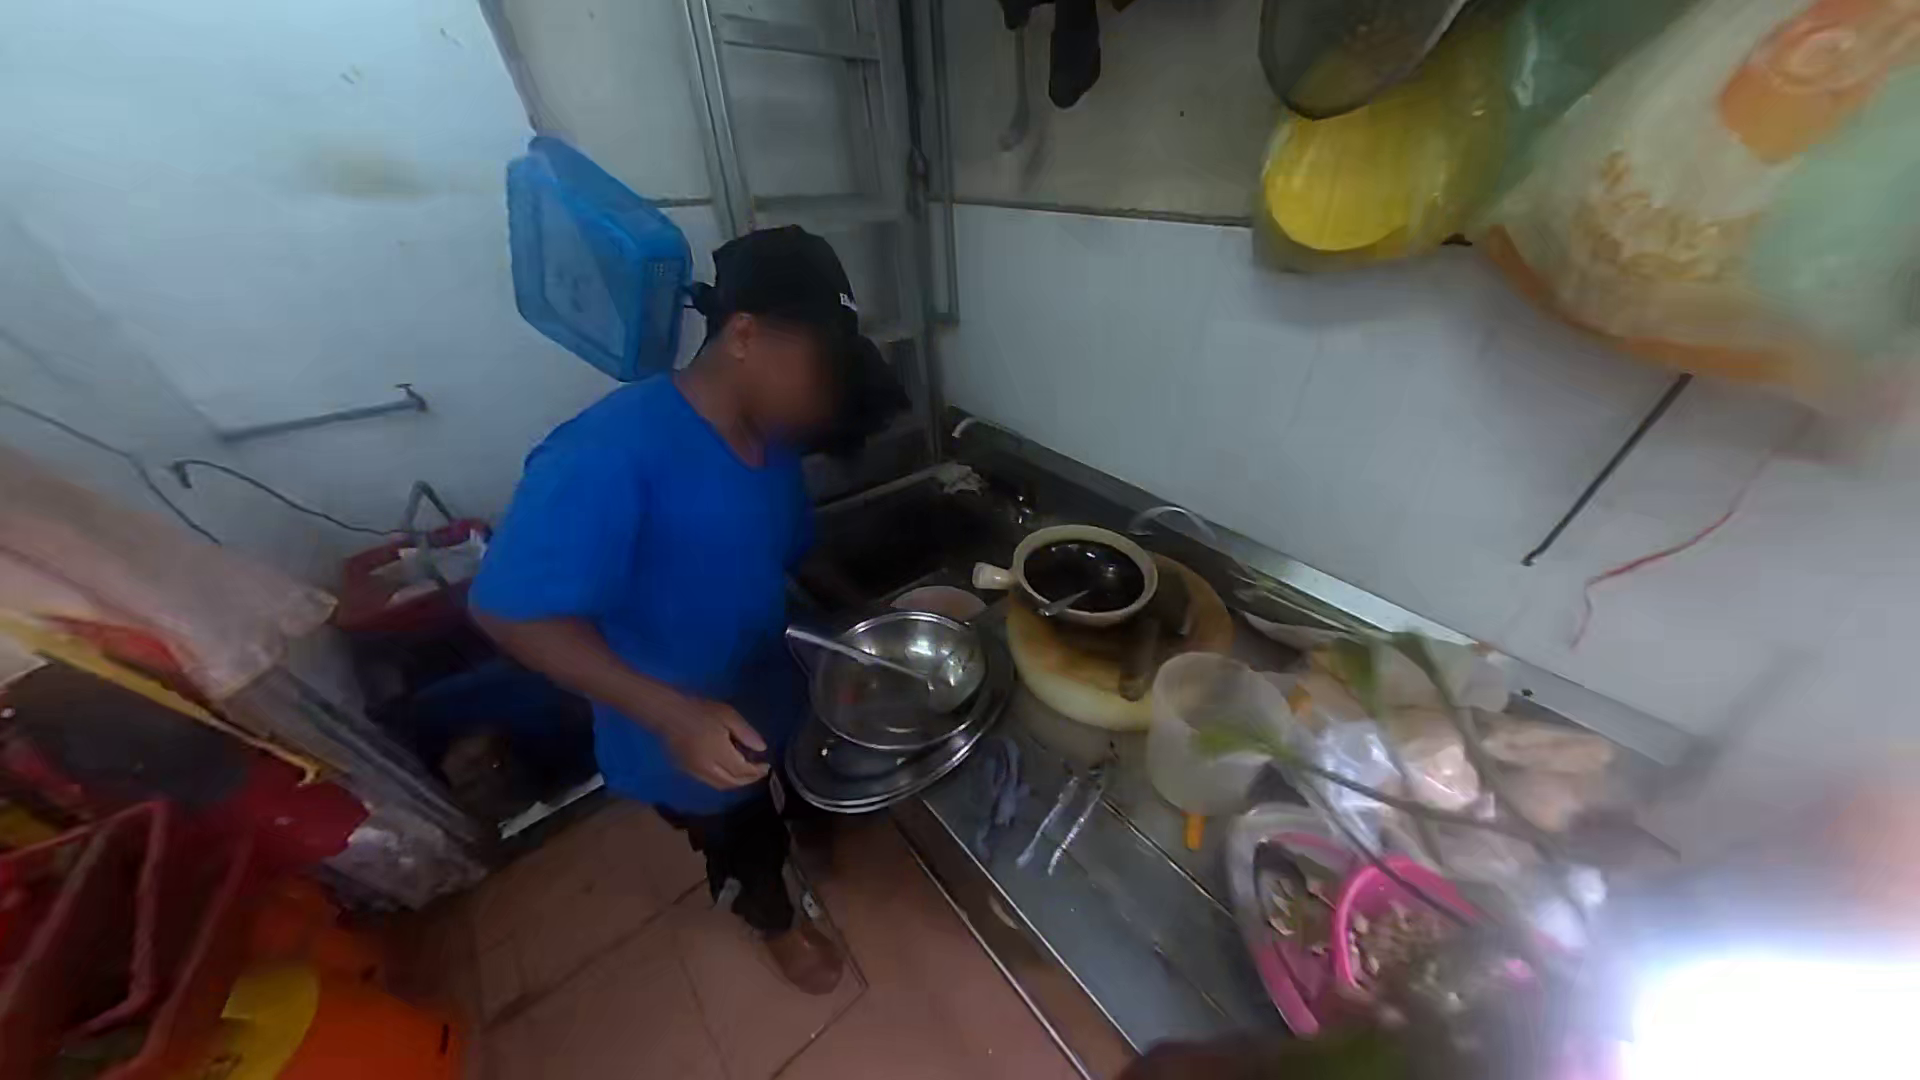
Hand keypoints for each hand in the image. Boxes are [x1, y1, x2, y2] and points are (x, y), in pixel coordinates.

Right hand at [661, 699, 769, 790]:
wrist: (668, 712)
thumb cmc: (701, 710)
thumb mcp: (729, 716)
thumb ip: (746, 734)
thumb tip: (762, 749)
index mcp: (718, 754)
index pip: (741, 771)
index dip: (756, 771)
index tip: (767, 766)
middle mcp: (706, 769)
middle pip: (731, 783)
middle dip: (748, 780)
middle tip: (759, 771)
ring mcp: (693, 772)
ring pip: (719, 784)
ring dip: (735, 782)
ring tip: (747, 771)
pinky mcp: (685, 770)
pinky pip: (709, 781)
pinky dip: (723, 779)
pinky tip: (729, 768)